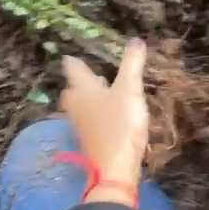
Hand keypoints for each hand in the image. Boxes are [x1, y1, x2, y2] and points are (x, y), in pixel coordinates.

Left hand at [59, 39, 149, 206]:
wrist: (114, 169)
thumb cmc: (119, 125)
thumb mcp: (130, 90)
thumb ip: (132, 64)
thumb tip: (136, 40)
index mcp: (82, 90)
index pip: (73, 69)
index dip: (74, 61)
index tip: (72, 55)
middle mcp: (77, 106)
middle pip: (73, 90)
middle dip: (80, 81)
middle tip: (88, 74)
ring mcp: (82, 125)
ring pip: (81, 106)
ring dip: (90, 98)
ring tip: (102, 91)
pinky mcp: (91, 140)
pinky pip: (91, 120)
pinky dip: (98, 113)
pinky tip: (111, 115)